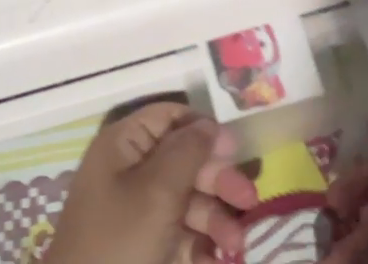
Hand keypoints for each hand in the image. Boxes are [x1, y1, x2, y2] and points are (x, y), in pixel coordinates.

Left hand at [46, 101, 259, 263]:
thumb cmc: (119, 240)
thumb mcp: (156, 192)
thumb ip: (188, 153)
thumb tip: (209, 123)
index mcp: (124, 146)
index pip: (169, 117)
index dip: (202, 128)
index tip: (234, 148)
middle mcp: (131, 172)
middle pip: (185, 160)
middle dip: (218, 181)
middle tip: (249, 199)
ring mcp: (139, 212)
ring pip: (189, 201)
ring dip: (217, 220)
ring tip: (235, 245)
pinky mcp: (147, 247)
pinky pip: (182, 236)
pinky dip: (203, 247)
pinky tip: (220, 261)